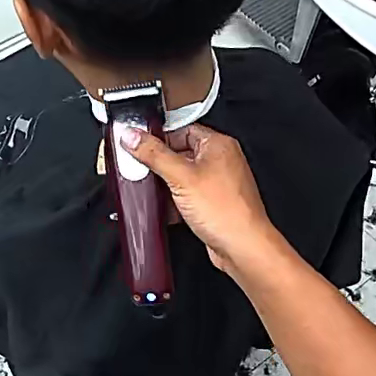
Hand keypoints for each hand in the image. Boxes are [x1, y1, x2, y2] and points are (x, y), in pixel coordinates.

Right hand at [119, 123, 285, 272]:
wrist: (242, 247)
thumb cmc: (227, 212)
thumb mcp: (181, 177)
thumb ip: (154, 154)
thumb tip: (133, 136)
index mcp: (219, 144)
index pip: (182, 128)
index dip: (159, 136)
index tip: (139, 144)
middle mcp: (222, 161)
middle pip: (180, 152)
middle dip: (160, 164)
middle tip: (144, 170)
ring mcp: (218, 183)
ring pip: (183, 176)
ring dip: (167, 185)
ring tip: (157, 191)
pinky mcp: (213, 203)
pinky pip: (188, 196)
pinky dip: (175, 201)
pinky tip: (167, 208)